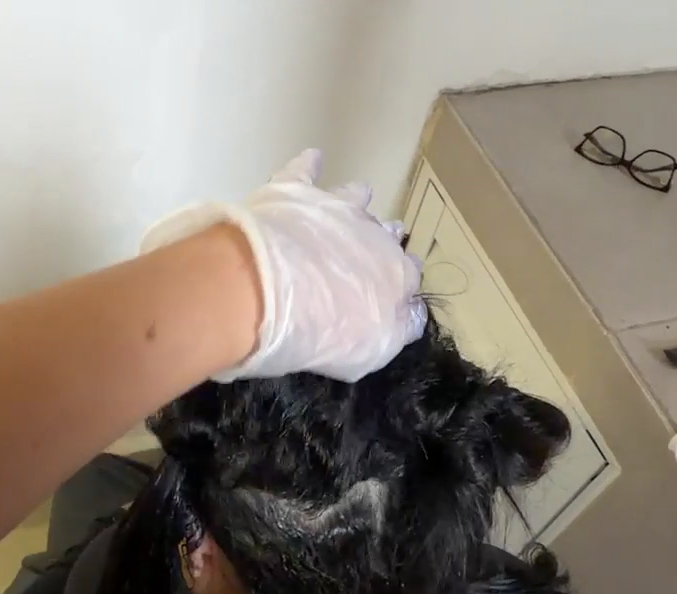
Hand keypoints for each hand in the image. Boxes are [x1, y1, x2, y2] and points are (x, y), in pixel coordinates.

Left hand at [143, 149, 426, 382]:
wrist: (265, 294)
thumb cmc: (321, 333)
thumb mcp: (372, 350)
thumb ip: (397, 329)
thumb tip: (411, 313)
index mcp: (394, 276)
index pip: (408, 277)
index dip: (400, 284)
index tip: (392, 291)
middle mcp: (372, 235)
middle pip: (384, 235)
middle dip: (384, 240)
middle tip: (376, 246)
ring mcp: (333, 209)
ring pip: (354, 198)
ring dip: (357, 201)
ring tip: (359, 198)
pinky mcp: (293, 192)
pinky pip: (305, 170)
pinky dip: (311, 165)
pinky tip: (314, 159)